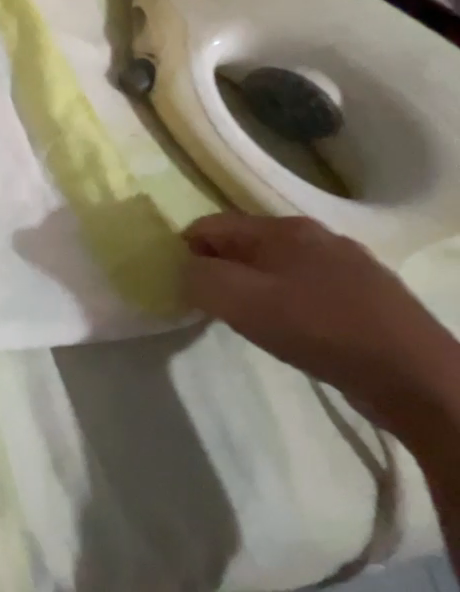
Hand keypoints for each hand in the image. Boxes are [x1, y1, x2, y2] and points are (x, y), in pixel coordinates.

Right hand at [182, 214, 459, 443]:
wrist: (417, 380)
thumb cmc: (316, 329)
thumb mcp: (233, 298)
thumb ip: (194, 275)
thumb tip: (188, 270)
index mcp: (284, 228)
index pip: (209, 226)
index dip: (187, 253)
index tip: (187, 287)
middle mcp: (320, 237)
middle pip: (246, 246)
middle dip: (225, 272)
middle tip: (220, 307)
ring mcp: (354, 266)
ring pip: (280, 269)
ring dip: (260, 290)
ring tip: (260, 323)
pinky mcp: (374, 298)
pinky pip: (313, 291)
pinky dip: (295, 307)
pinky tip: (301, 333)